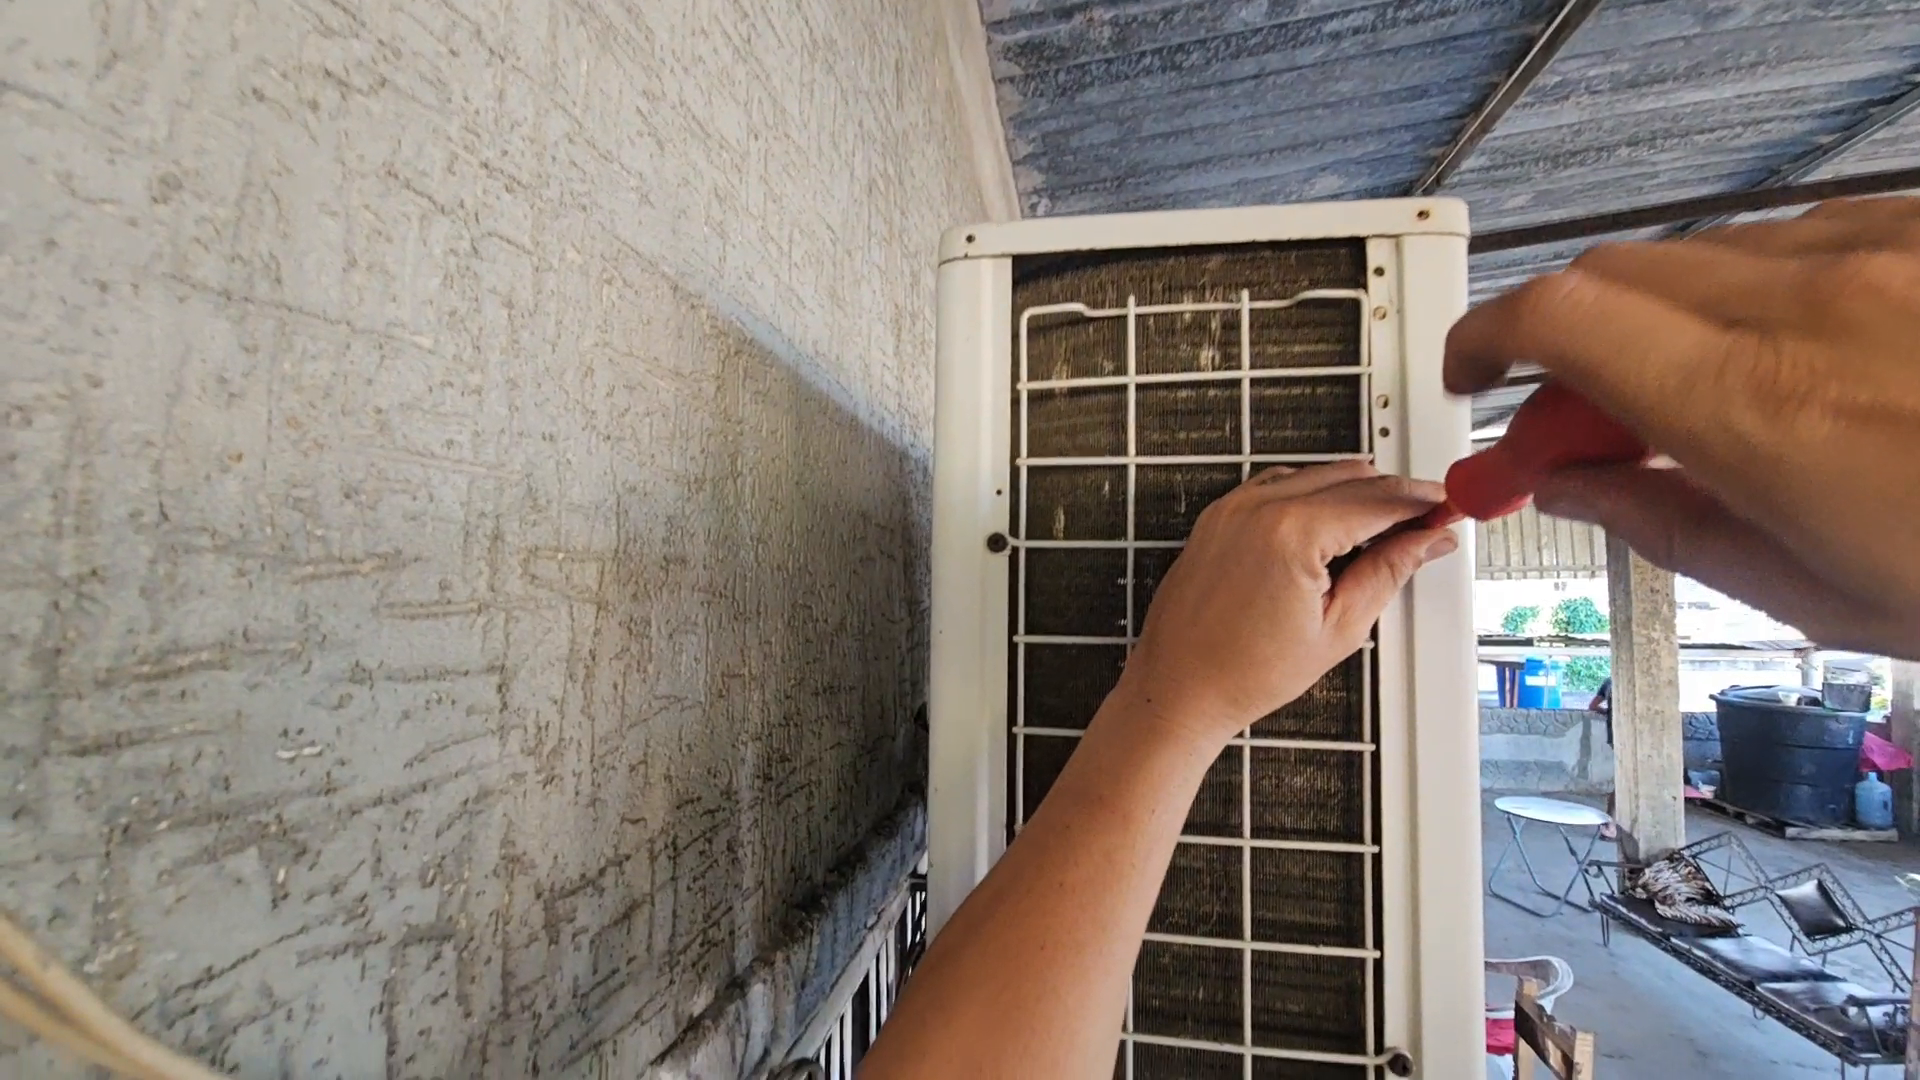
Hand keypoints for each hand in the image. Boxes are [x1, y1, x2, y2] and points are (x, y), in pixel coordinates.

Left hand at [1111, 461, 1457, 749]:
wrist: (1178, 686)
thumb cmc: (1242, 672)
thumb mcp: (1338, 629)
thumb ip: (1387, 573)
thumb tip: (1426, 541)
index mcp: (1291, 532)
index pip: (1378, 499)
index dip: (1424, 502)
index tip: (1449, 508)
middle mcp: (1255, 508)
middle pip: (1347, 478)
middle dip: (1393, 494)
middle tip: (1426, 521)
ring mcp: (1229, 510)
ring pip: (1310, 474)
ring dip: (1352, 489)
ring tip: (1384, 526)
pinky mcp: (1214, 519)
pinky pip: (1272, 486)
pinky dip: (1307, 492)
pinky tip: (1328, 520)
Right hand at [1446, 196, 1919, 658]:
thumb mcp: (1811, 587)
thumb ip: (1654, 520)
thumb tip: (1566, 488)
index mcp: (1758, 403)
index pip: (1552, 318)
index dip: (1483, 337)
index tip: (1472, 376)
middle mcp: (1821, 302)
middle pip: (1606, 277)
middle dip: (1556, 346)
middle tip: (1570, 421)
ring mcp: (1900, 253)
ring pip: (1695, 263)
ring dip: (1652, 329)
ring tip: (1692, 406)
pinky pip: (1797, 248)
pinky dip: (1746, 305)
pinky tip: (1790, 368)